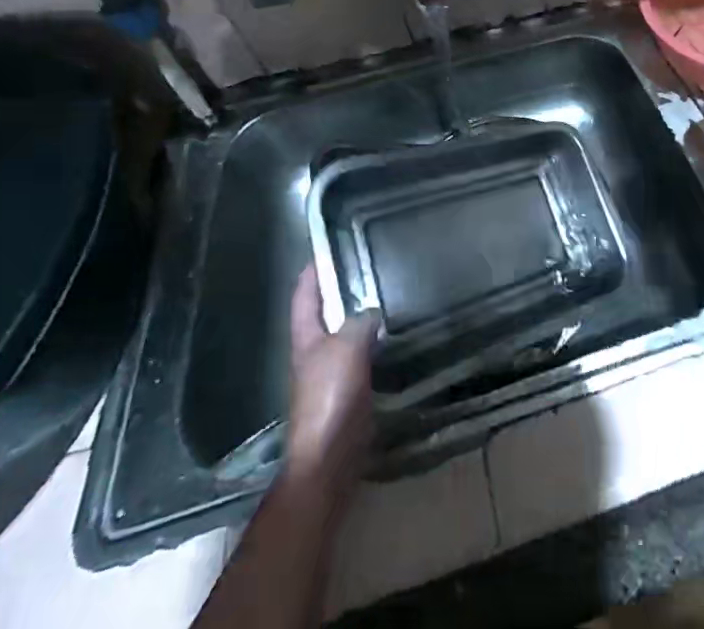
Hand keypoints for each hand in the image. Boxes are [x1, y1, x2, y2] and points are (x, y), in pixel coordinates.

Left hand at [284, 266, 379, 496]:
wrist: (331, 454)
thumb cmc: (330, 397)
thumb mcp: (345, 349)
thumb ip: (359, 323)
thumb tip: (372, 312)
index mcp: (306, 340)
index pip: (304, 297)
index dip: (312, 273)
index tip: (326, 249)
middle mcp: (316, 352)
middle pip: (326, 314)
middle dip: (343, 291)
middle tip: (371, 267)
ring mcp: (333, 372)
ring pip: (349, 333)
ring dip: (364, 316)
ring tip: (391, 295)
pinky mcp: (352, 389)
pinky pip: (366, 355)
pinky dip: (379, 341)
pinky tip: (399, 335)